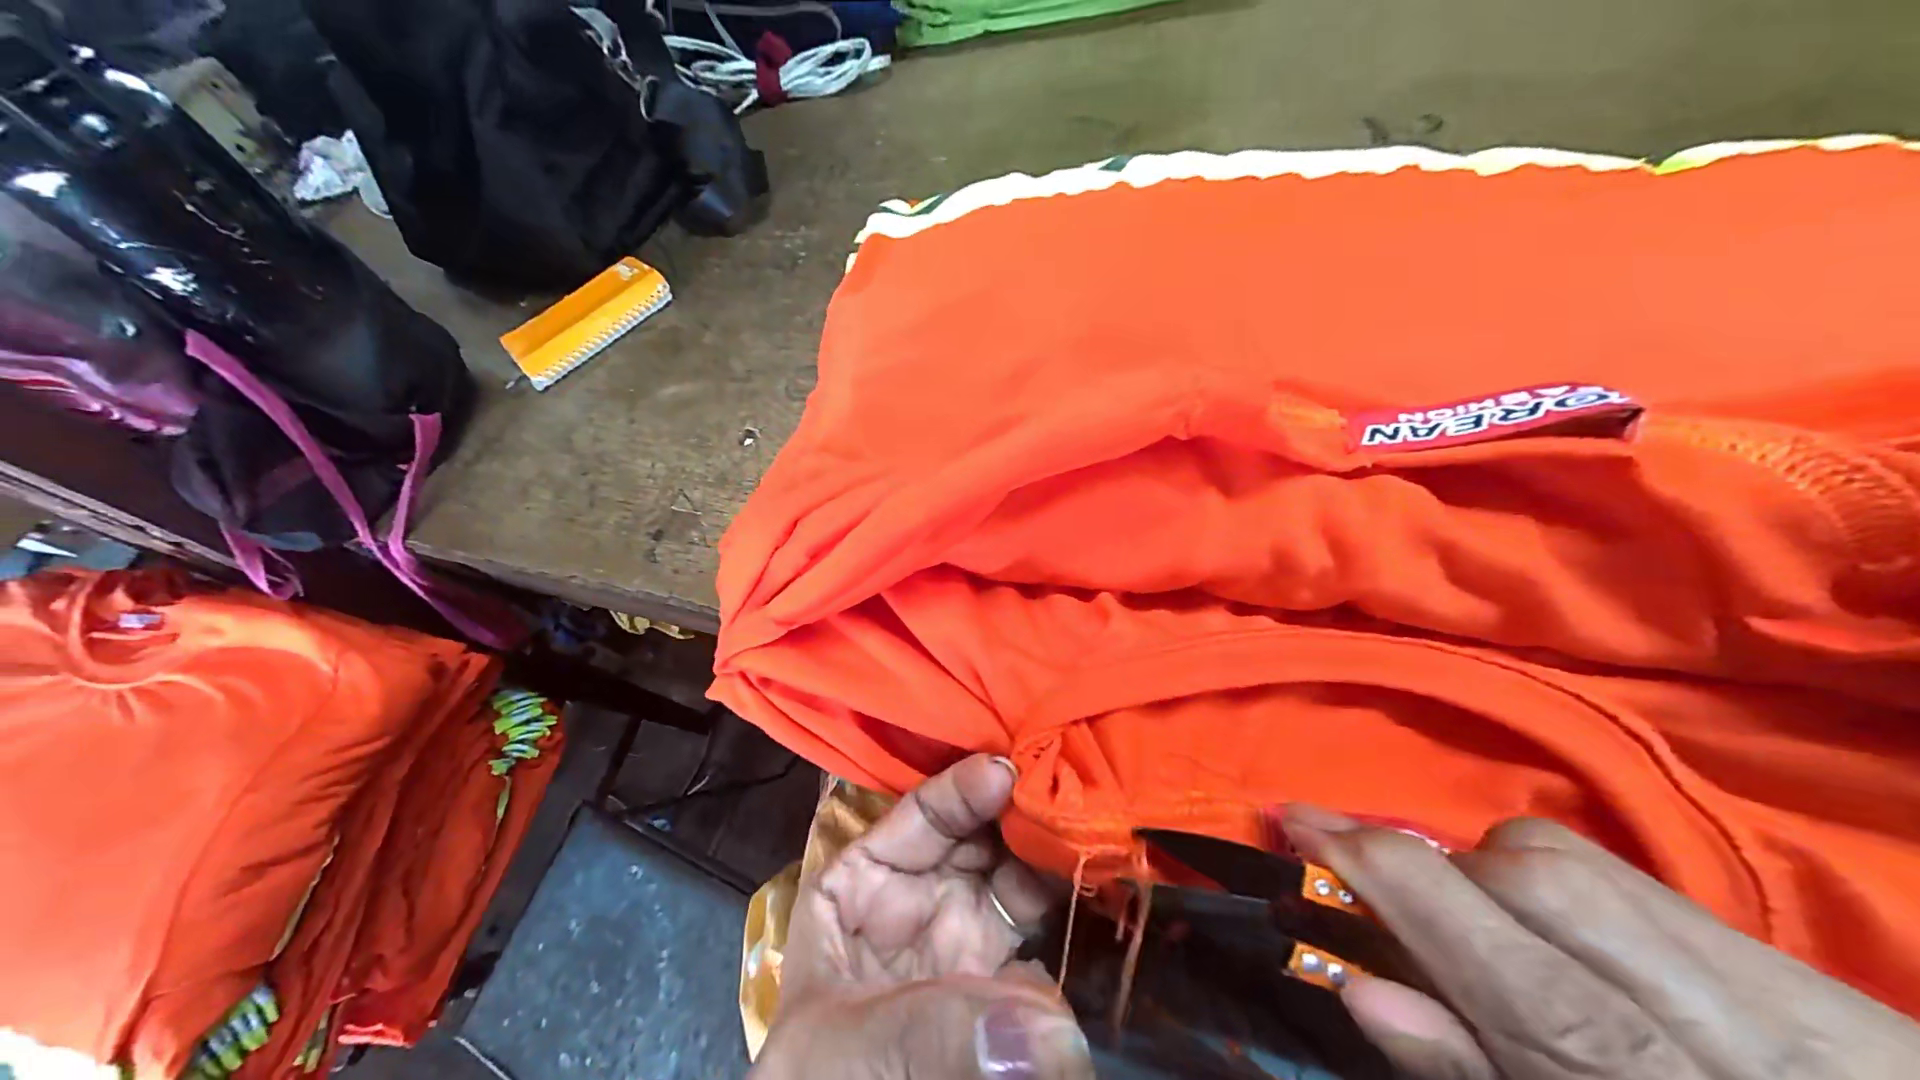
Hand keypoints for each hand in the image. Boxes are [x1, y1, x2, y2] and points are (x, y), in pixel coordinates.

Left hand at [751, 754, 1092, 1079]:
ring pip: (1011, 870)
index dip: (957, 792)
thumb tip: (1051, 1031)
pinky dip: (1065, 896)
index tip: (1005, 773)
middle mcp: (918, 895)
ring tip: (1087, 821)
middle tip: (1064, 789)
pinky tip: (1095, 869)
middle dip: (1015, 809)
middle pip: (974, 836)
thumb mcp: (852, 1045)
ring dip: (1046, 845)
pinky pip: (1036, 922)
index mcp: (861, 884)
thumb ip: (937, 1027)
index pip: (913, 819)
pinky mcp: (1000, 976)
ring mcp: (962, 933)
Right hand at [1282, 807, 1919, 1079]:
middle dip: (1437, 868)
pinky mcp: (1828, 989)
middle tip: (1373, 879)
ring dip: (1493, 868)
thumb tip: (1359, 988)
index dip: (1394, 885)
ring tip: (1472, 915)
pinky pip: (1644, 882)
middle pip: (1549, 886)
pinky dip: (1561, 883)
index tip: (1301, 823)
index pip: (1523, 983)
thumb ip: (1467, 1079)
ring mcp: (1812, 1014)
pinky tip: (1549, 927)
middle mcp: (1759, 1055)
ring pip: (1589, 862)